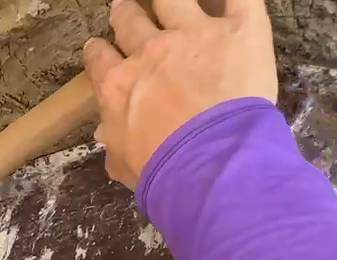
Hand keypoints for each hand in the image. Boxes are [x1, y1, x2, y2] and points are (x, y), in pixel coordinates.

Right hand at [83, 0, 278, 188]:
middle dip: (125, 14)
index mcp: (117, 85)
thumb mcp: (120, 160)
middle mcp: (151, 51)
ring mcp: (196, 33)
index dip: (96, 52)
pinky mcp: (240, 26)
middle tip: (122, 7)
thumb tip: (105, 133)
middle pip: (132, 23)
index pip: (99, 60)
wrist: (205, 157)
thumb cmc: (156, 166)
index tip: (95, 47)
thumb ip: (113, 140)